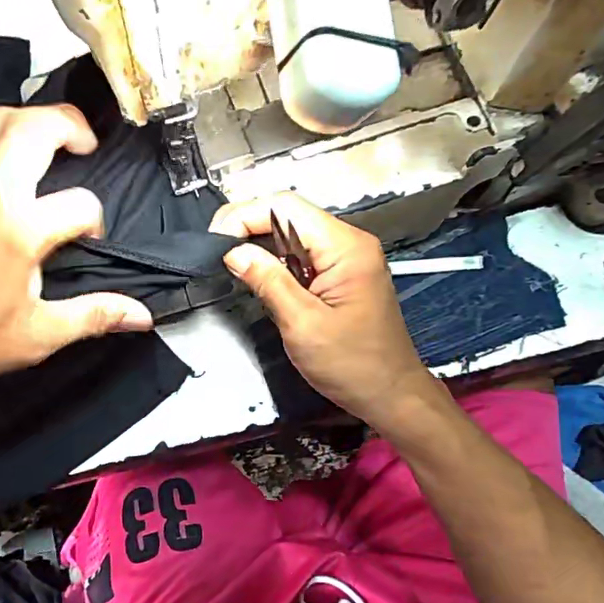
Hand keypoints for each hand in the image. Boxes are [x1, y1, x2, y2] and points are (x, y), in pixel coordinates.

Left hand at [0, 106, 152, 422]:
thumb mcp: (33, 338)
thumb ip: (91, 316)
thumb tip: (143, 317)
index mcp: (19, 230)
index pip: (78, 204)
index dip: (92, 218)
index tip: (87, 236)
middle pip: (32, 128)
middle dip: (66, 126)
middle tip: (80, 143)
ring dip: (12, 116)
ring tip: (28, 134)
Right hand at [211, 193, 439, 426]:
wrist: (391, 394)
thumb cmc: (352, 364)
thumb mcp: (302, 323)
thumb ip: (268, 281)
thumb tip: (232, 252)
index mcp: (345, 247)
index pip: (285, 207)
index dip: (243, 215)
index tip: (214, 242)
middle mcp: (346, 243)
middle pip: (286, 214)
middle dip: (245, 226)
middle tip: (213, 252)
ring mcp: (342, 258)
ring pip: (289, 234)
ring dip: (255, 244)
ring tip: (226, 262)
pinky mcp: (335, 275)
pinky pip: (297, 255)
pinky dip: (271, 261)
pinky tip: (252, 274)